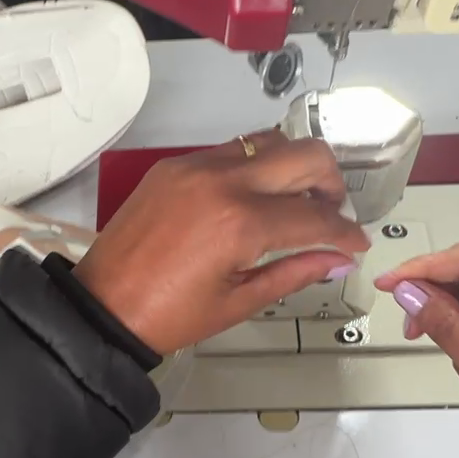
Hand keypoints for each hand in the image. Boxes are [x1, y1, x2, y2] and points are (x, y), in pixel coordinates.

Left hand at [76, 130, 369, 353]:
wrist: (102, 307)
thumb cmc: (165, 315)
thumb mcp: (238, 302)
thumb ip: (294, 273)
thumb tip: (337, 260)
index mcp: (238, 223)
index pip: (314, 215)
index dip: (344, 231)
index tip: (356, 243)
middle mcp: (220, 181)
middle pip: (305, 154)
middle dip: (331, 182)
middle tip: (332, 213)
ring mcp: (193, 167)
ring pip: (268, 142)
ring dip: (294, 166)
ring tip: (296, 202)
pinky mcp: (173, 166)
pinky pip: (230, 151)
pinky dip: (255, 167)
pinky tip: (255, 198)